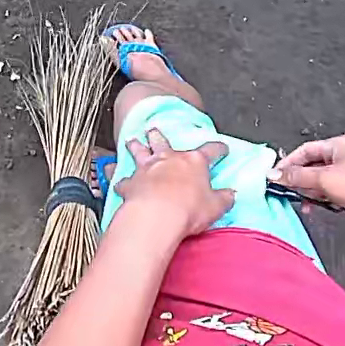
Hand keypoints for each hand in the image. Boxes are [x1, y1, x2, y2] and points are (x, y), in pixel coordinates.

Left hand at [113, 129, 235, 238]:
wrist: (157, 216)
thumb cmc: (188, 210)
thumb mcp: (215, 206)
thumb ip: (224, 198)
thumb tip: (231, 194)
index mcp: (194, 162)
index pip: (210, 151)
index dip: (218, 148)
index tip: (221, 148)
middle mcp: (168, 159)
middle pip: (163, 142)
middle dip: (160, 135)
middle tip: (154, 129)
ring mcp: (147, 169)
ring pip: (139, 152)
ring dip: (136, 146)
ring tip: (132, 140)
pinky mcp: (130, 184)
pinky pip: (121, 179)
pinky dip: (118, 178)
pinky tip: (113, 176)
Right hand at [271, 135, 344, 229]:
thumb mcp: (324, 179)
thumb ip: (297, 177)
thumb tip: (274, 174)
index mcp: (339, 145)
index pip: (305, 149)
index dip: (288, 162)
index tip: (275, 176)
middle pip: (313, 165)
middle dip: (299, 179)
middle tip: (287, 191)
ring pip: (322, 180)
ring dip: (311, 191)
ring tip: (304, 202)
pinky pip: (332, 192)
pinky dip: (323, 198)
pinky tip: (318, 207)